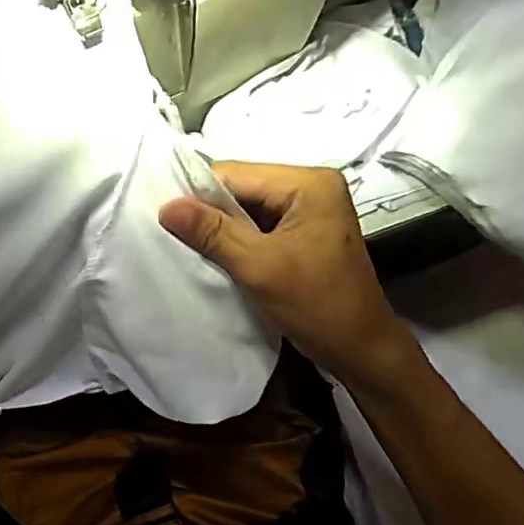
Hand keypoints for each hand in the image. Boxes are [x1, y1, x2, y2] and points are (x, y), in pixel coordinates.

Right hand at [160, 161, 418, 389]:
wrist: (361, 350)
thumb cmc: (318, 306)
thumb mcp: (260, 268)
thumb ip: (213, 234)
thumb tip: (166, 207)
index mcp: (308, 183)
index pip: (237, 174)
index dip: (197, 193)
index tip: (162, 215)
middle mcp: (311, 187)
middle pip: (242, 189)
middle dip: (208, 212)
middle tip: (170, 233)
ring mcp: (309, 211)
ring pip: (248, 210)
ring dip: (220, 228)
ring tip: (188, 246)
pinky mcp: (304, 234)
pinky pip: (260, 228)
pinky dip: (237, 241)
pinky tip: (214, 256)